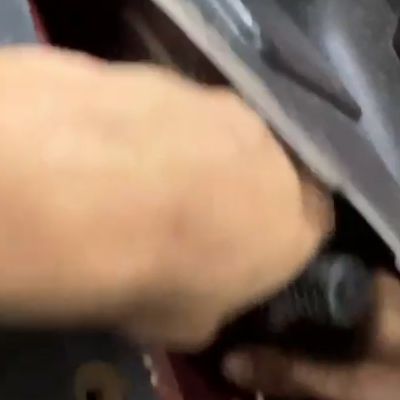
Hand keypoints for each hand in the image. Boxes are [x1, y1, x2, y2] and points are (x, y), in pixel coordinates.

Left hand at [0, 51, 332, 350]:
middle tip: (182, 215)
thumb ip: (209, 305)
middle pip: (265, 167)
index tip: (243, 251)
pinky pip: (162, 107)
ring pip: (214, 130)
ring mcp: (219, 104)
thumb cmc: (154, 274)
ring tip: (129, 180)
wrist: (86, 190)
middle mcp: (272, 152)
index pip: (312, 224)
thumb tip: (195, 303)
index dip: (278, 236)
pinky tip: (95, 151)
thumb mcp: (186, 325)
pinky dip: (140, 126)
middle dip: (233, 186)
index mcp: (295, 222)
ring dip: (185, 151)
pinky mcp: (165, 74)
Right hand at [221, 274, 399, 399]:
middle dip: (273, 335)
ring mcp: (381, 336)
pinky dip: (313, 381)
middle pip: (310, 313)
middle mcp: (375, 303)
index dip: (265, 294)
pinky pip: (338, 366)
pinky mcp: (387, 367)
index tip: (225, 310)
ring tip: (243, 380)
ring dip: (290, 363)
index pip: (305, 277)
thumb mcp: (357, 385)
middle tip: (224, 351)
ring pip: (322, 341)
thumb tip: (227, 360)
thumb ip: (293, 372)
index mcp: (374, 289)